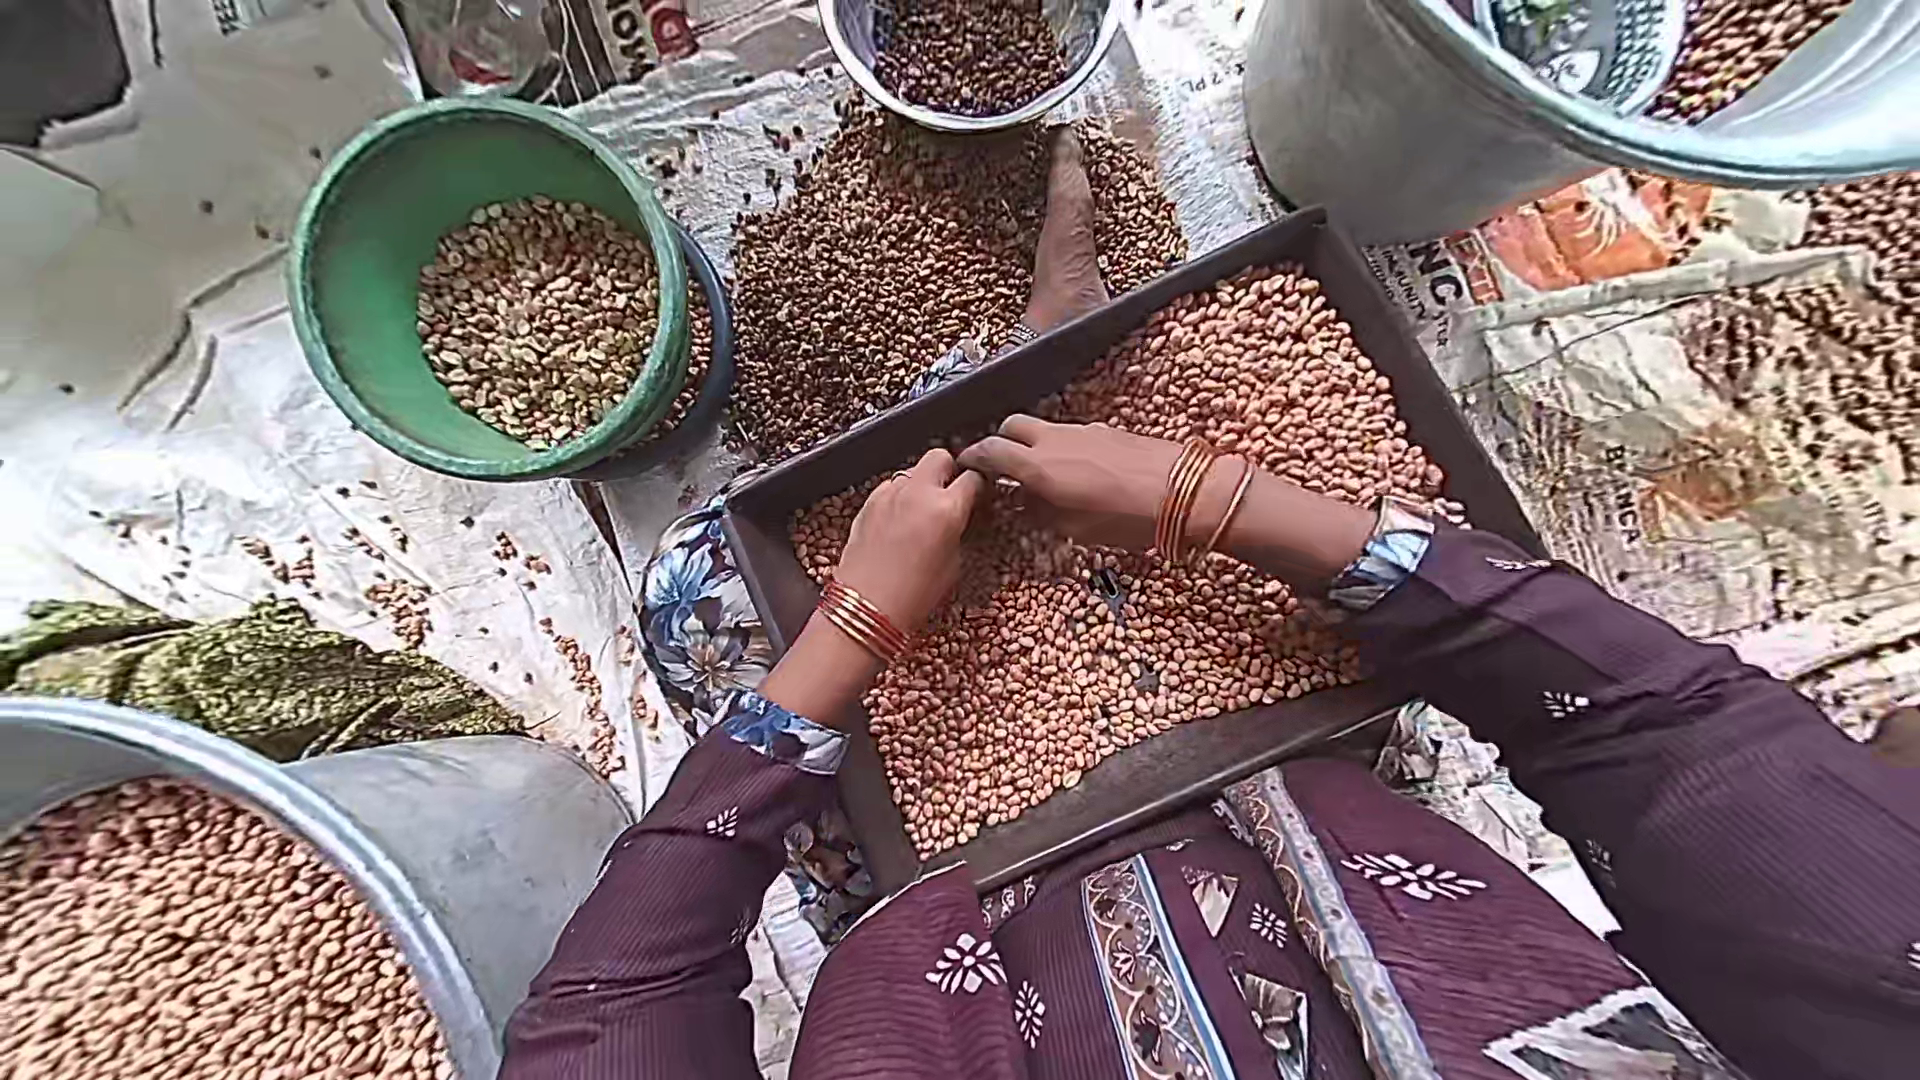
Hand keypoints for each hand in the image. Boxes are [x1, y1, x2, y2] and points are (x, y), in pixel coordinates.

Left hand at [833, 449, 986, 630]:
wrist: (867, 608)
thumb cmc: (912, 595)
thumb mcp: (954, 565)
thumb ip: (960, 531)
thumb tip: (961, 518)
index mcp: (947, 508)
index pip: (973, 477)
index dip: (979, 486)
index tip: (978, 495)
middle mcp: (917, 493)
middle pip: (940, 457)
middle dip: (949, 471)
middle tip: (951, 493)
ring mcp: (889, 495)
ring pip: (913, 470)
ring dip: (922, 484)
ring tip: (924, 511)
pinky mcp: (868, 503)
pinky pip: (890, 487)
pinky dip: (899, 496)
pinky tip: (901, 520)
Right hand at [956, 415, 1183, 550]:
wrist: (1185, 491)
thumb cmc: (1124, 519)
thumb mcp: (1074, 529)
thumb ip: (1040, 512)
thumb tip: (1024, 502)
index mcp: (1037, 465)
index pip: (990, 450)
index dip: (973, 456)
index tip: (966, 465)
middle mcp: (1053, 440)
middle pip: (1011, 425)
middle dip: (1000, 441)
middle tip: (1001, 467)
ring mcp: (1081, 430)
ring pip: (1042, 427)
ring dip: (1031, 443)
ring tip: (1041, 473)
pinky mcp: (1105, 430)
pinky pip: (1069, 433)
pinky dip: (1059, 446)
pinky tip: (1076, 471)